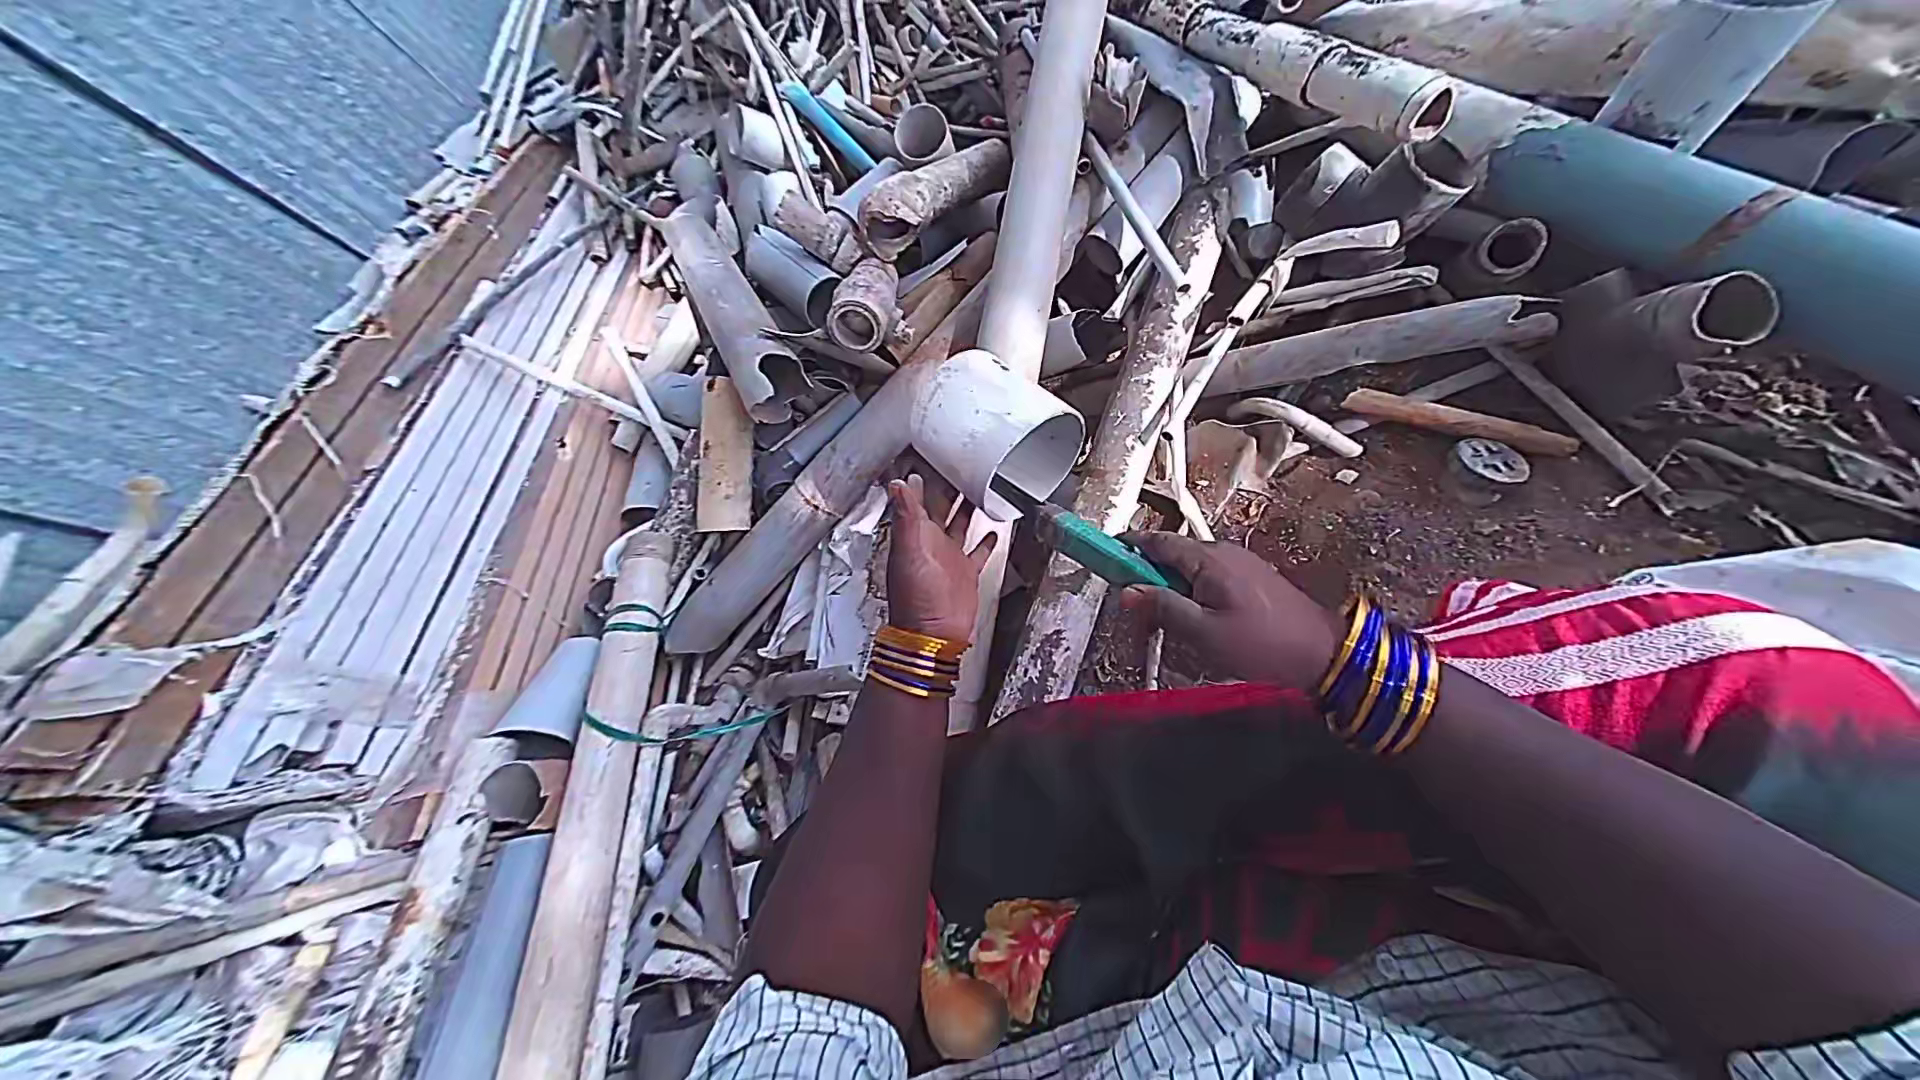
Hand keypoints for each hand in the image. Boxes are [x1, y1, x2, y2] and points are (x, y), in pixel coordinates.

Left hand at [885, 474, 997, 642]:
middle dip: (947, 485)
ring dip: (966, 506)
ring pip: (959, 523)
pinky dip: (985, 539)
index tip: (927, 456)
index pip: (916, 498)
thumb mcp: (909, 554)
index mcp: (915, 535)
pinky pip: (977, 550)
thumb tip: (898, 485)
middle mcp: (932, 542)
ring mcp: (950, 556)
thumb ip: (906, 518)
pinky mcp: (966, 571)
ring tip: (978, 486)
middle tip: (959, 463)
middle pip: (940, 506)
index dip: (920, 478)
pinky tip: (993, 528)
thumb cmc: (916, 601)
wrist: (934, 635)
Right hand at [1119, 531, 1341, 689]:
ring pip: (1189, 566)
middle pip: (1172, 553)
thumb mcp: (1204, 632)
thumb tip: (1127, 591)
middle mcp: (1224, 552)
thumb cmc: (1262, 644)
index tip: (1105, 555)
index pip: (1157, 541)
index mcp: (1209, 560)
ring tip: (1162, 614)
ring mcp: (1240, 562)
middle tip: (1132, 599)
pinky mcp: (1250, 577)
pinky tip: (1192, 616)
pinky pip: (1208, 575)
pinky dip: (1189, 589)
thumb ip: (1163, 608)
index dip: (1128, 546)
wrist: (1325, 654)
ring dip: (1169, 584)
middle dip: (1147, 571)